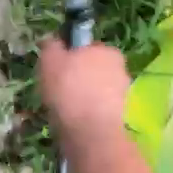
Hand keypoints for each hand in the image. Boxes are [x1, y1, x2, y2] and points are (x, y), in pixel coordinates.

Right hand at [38, 39, 130, 155]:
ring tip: (61, 104)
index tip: (57, 66)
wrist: (89, 131)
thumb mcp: (50, 60)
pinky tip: (71, 117)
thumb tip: (53, 41)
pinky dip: (85, 110)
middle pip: (92, 68)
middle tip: (56, 86)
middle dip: (77, 76)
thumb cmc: (69, 88)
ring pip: (95, 89)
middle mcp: (120, 69)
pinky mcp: (118, 115)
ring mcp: (122, 94)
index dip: (70, 55)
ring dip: (81, 94)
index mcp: (108, 50)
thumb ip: (51, 46)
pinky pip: (96, 107)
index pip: (87, 47)